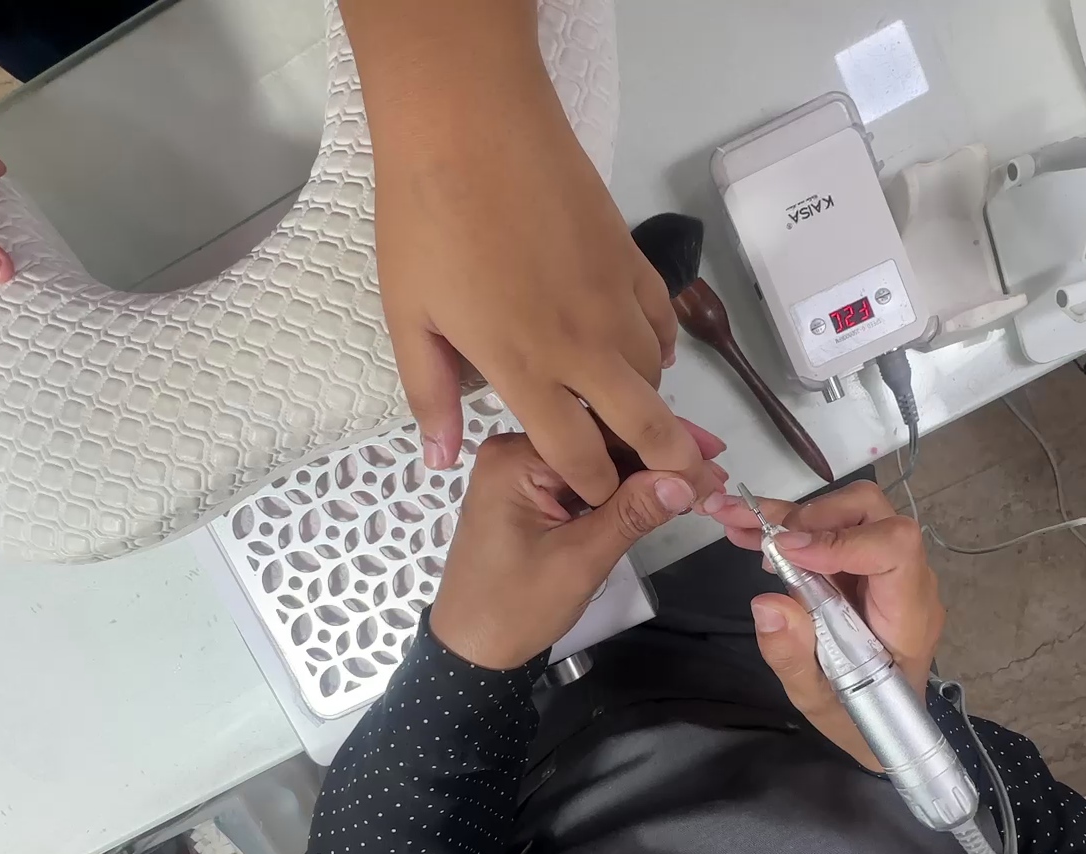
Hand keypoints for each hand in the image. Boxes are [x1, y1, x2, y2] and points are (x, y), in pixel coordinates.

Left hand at [345, 0, 711, 506]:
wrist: (471, 124)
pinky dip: (662, 350)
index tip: (602, 498)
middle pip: (644, 426)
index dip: (596, 487)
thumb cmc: (427, 222)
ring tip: (633, 411)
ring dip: (649, 403)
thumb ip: (431, 396)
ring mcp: (616, 303)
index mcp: (526, 369)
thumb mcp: (409, 317)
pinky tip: (649, 356)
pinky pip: (665, 323)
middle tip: (677, 479)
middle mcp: (584, 348)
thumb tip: (439, 460)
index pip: (579, 455)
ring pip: (656, 375)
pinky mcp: (634, 263)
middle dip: (665, 464)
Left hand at [430, 425, 728, 669]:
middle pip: (601, 441)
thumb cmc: (515, 608)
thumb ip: (632, 514)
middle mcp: (516, 449)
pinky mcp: (530, 492)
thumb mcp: (579, 560)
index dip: (663, 445)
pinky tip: (661, 491)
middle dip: (660, 456)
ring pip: (597, 460)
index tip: (714, 458)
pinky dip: (622, 488)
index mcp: (517, 456)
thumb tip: (687, 479)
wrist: (470, 649)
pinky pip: (584, 479)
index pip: (603, 434)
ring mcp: (522, 470)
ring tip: (700, 481)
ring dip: (646, 472)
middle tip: (717, 468)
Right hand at [707, 481, 944, 770]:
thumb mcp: (817, 699)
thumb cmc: (858, 717)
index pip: (894, 548)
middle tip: (765, 542)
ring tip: (734, 520)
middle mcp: (904, 579)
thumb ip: (793, 655)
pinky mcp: (861, 564)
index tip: (785, 552)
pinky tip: (744, 529)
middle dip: (811, 517)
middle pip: (872, 512)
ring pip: (847, 511)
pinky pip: (829, 531)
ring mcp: (884, 567)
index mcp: (906, 615)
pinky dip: (786, 527)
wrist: (880, 723)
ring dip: (788, 515)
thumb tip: (766, 603)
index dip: (838, 540)